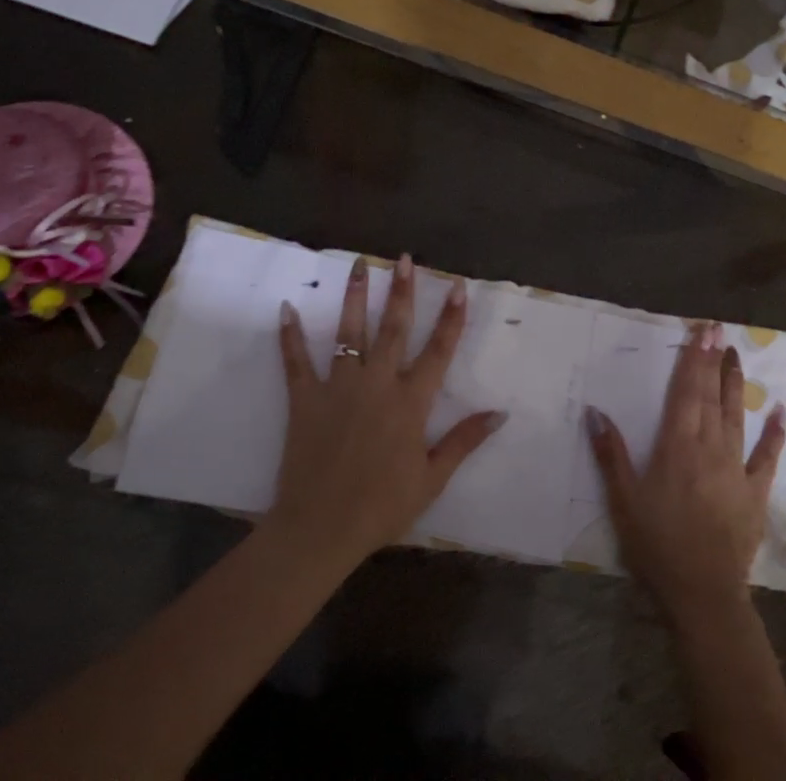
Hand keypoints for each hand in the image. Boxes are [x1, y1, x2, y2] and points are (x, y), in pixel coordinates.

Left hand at [269, 255, 503, 563]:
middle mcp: (377, 385)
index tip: (459, 287)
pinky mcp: (304, 400)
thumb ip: (464, 441)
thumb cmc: (382, 507)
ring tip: (359, 265)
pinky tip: (287, 308)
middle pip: (393, 329)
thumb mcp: (432, 479)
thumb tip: (499, 412)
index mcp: (410, 404)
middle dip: (402, 291)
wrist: (321, 527)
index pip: (438, 351)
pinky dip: (291, 335)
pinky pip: (296, 361)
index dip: (452, 318)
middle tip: (405, 258)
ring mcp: (338, 389)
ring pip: (348, 333)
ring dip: (355, 297)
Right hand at [588, 322, 785, 620]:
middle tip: (719, 330)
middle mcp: (709, 447)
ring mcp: (737, 468)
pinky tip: (780, 411)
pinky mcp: (755, 491)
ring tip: (738, 355)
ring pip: (736, 416)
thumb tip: (595, 410)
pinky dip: (774, 432)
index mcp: (676, 446)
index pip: (684, 393)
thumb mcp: (623, 500)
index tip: (700, 332)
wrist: (702, 589)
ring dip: (736, 384)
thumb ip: (611, 454)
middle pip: (710, 396)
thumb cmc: (655, 543)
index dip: (692, 360)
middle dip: (713, 361)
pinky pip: (767, 456)